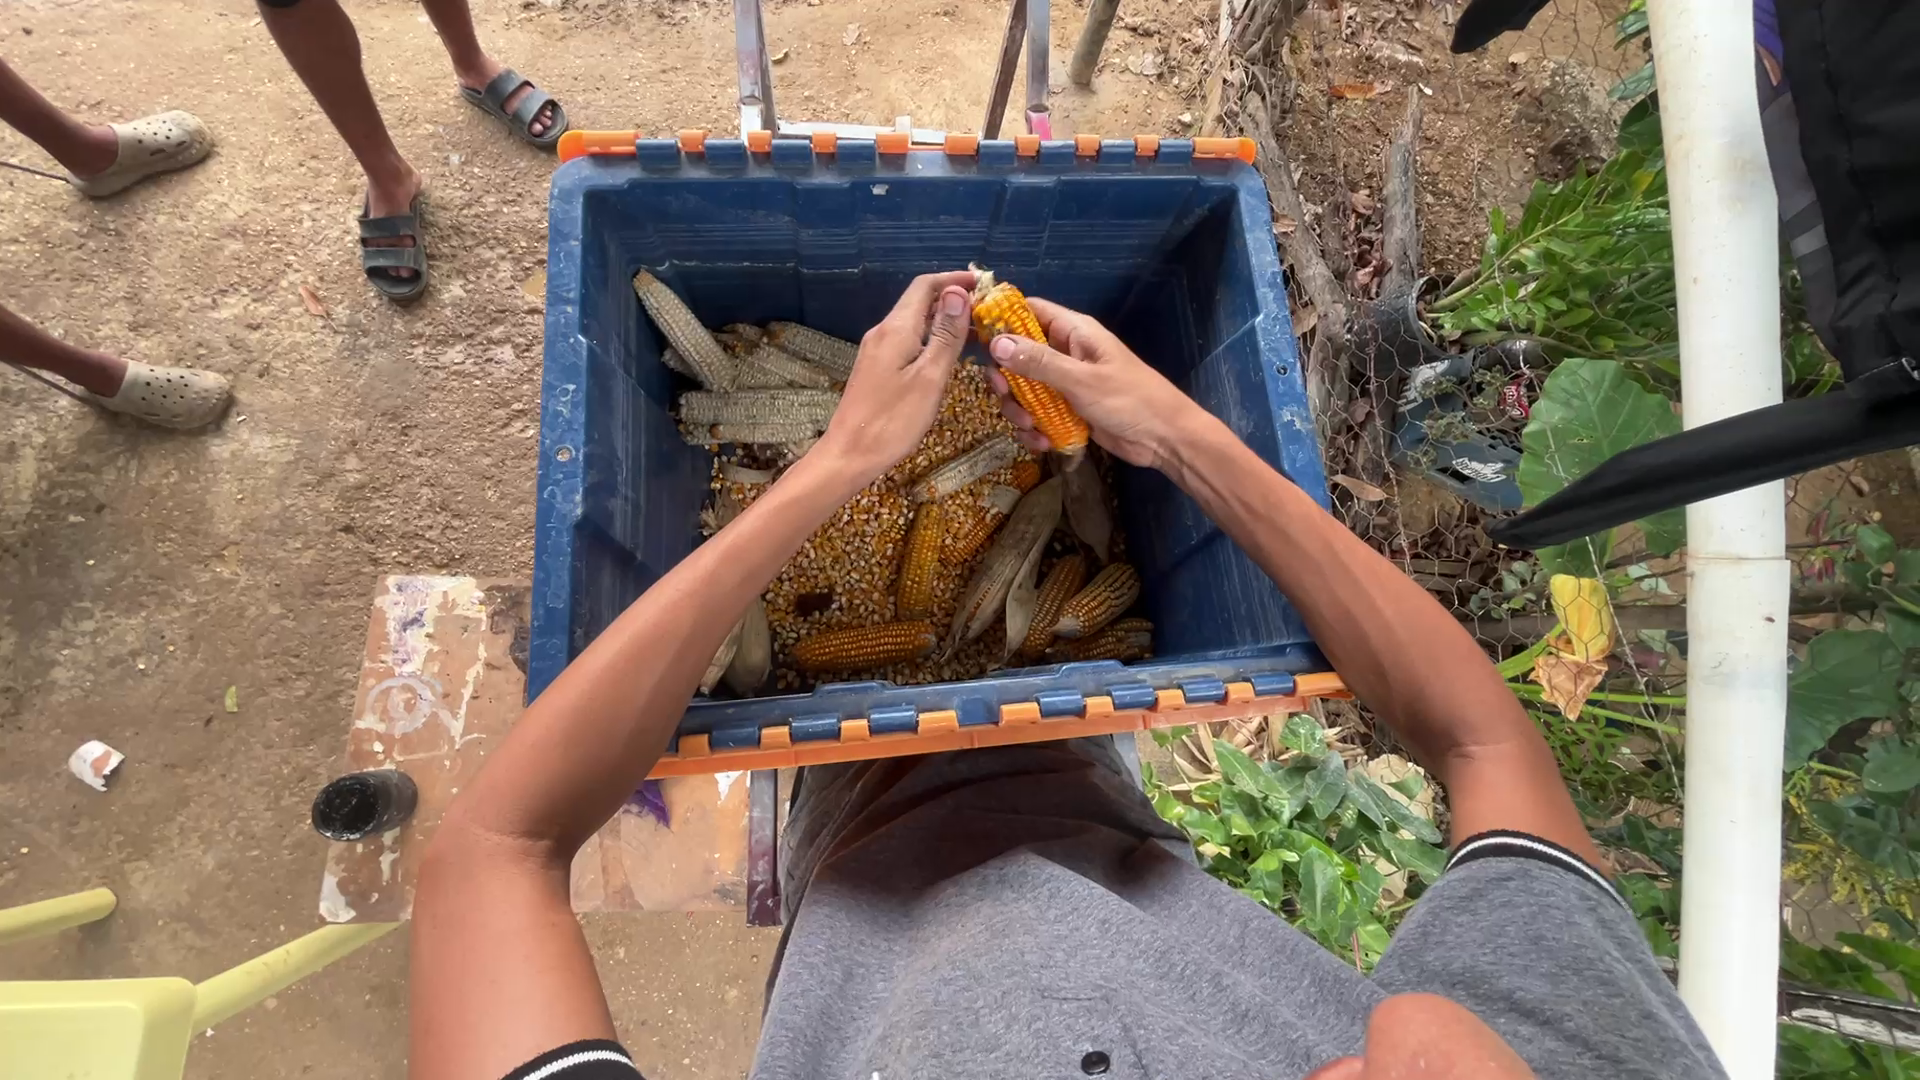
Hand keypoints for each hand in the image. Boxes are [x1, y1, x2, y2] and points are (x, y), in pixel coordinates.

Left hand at [819, 270, 975, 479]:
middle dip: (952, 299)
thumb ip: (945, 335)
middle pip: (919, 302)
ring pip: (914, 323)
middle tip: (987, 312)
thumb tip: (957, 292)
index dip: (955, 279)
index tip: (985, 285)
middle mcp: (883, 332)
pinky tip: (947, 356)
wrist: (849, 454)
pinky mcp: (876, 370)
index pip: (925, 286)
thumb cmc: (893, 420)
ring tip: (976, 333)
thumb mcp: (929, 377)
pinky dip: (931, 340)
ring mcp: (876, 351)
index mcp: (896, 328)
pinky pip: (907, 342)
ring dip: (943, 321)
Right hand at [986, 297, 1212, 471]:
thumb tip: (997, 343)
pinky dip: (1034, 430)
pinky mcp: (1066, 411)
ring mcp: (1065, 384)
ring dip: (1019, 409)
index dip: (1001, 319)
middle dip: (1006, 377)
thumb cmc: (1130, 400)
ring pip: (1023, 389)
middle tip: (1003, 393)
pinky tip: (1043, 442)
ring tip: (1031, 427)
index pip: (1029, 311)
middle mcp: (1065, 354)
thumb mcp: (1082, 380)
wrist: (1163, 439)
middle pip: (1017, 354)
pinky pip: (1037, 415)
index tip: (976, 337)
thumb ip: (1039, 363)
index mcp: (1074, 333)